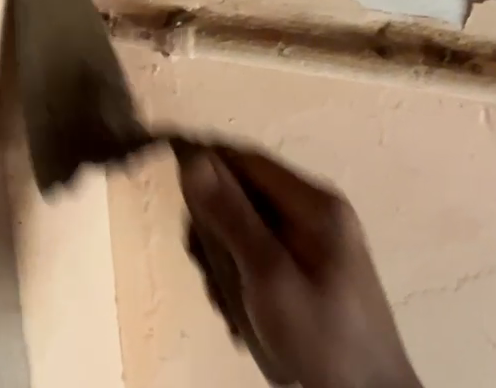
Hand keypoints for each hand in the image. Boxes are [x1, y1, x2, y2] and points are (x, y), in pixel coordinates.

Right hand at [179, 146, 421, 387]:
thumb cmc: (322, 337)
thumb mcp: (269, 276)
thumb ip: (230, 216)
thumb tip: (192, 159)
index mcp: (314, 203)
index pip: (246, 159)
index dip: (205, 165)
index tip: (173, 189)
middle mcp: (315, 213)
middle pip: (243, 196)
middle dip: (215, 233)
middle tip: (205, 271)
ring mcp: (314, 242)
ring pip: (245, 229)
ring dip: (225, 264)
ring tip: (228, 306)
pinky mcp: (310, 270)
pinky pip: (260, 255)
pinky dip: (243, 280)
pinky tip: (242, 315)